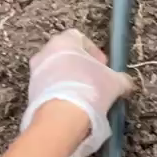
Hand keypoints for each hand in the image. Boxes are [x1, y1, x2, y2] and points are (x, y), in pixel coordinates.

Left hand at [20, 29, 135, 156]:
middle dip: (81, 67)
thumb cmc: (88, 90)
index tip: (103, 66)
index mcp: (64, 41)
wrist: (61, 118)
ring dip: (69, 81)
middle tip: (95, 82)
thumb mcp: (115, 83)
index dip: (94, 52)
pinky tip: (72, 107)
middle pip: (66, 55)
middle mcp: (45, 52)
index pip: (80, 38)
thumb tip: (125, 83)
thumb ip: (121, 79)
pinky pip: (48, 89)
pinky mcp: (30, 93)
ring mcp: (35, 73)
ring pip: (56, 72)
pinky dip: (60, 94)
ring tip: (85, 97)